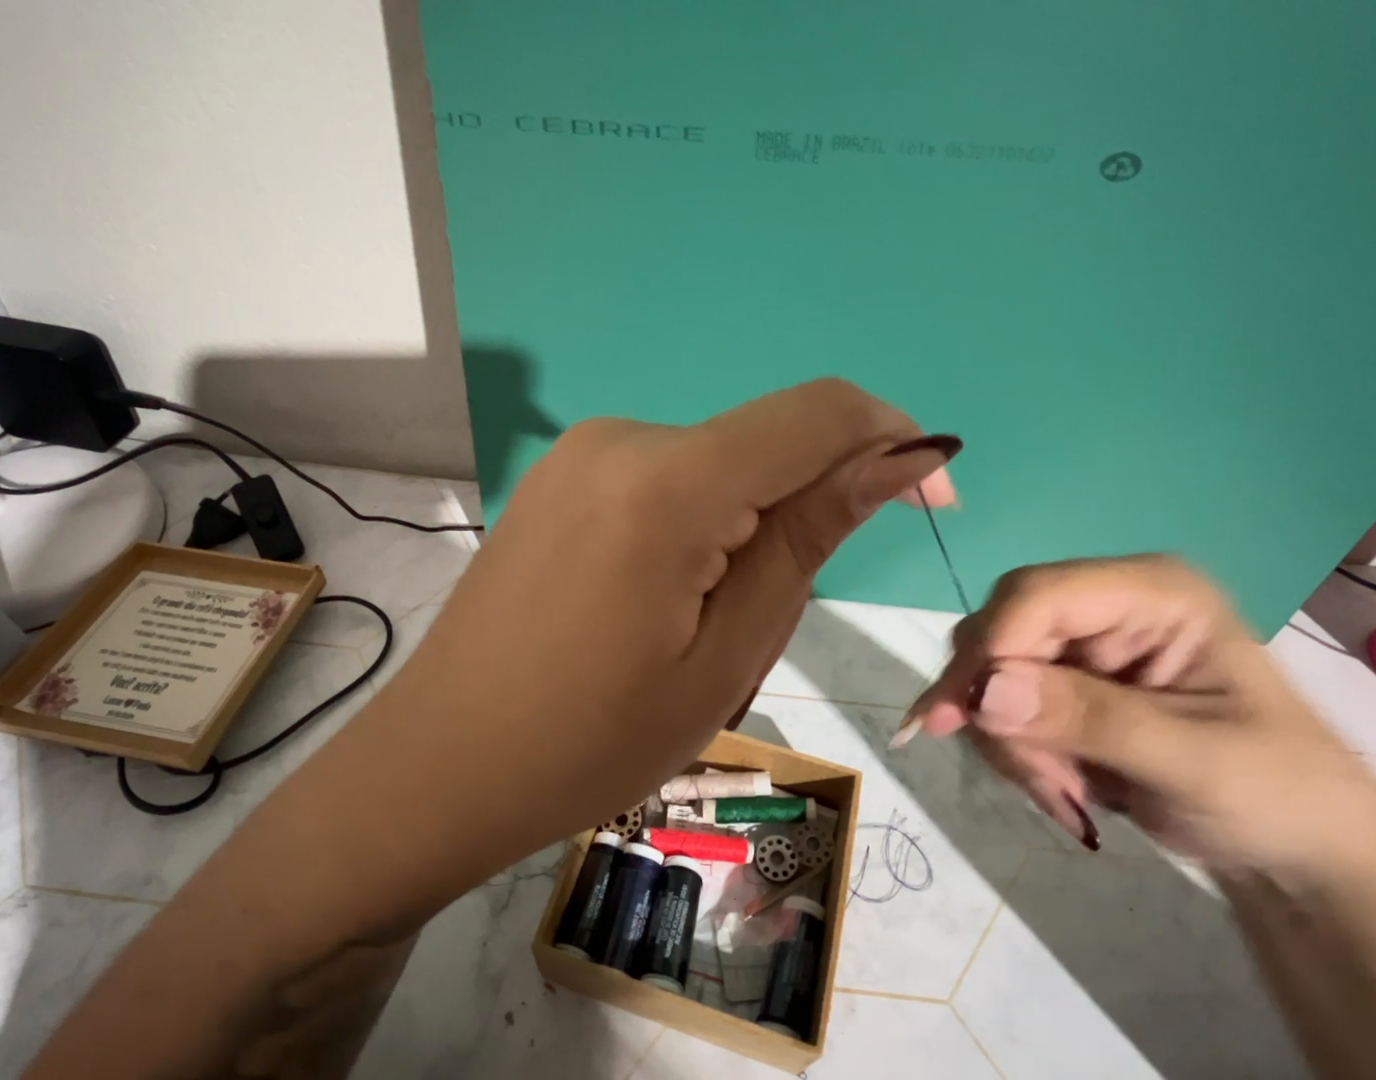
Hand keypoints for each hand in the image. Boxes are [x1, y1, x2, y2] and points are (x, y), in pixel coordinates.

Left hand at [369, 379, 957, 853]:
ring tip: (699, 633)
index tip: (932, 498)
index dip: (891, 441)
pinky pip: (662, 481)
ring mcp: (577, 455)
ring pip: (715, 467)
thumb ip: (809, 538)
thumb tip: (895, 457)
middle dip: (806, 511)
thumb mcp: (726, 655)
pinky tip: (655, 607)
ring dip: (747, 530)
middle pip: (763, 443)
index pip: (816, 413)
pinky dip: (697, 528)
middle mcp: (619, 437)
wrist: (443, 765)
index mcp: (668, 480)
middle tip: (761, 631)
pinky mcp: (555, 481)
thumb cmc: (592, 739)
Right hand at [900, 556, 1375, 873]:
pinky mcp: (1062, 685)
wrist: (1299, 849)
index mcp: (1153, 594)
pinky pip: (997, 706)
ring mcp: (1081, 646)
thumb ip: (1089, 719)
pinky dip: (1012, 752)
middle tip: (1039, 782)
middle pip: (1000, 631)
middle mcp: (1105, 606)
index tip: (958, 721)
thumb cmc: (1278, 795)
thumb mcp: (1193, 761)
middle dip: (998, 709)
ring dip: (1007, 740)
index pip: (1037, 595)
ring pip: (987, 673)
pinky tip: (1059, 788)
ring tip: (1065, 796)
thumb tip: (985, 692)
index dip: (992, 650)